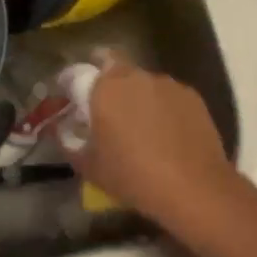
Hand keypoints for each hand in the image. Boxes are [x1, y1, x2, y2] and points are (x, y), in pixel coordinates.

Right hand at [59, 52, 237, 228]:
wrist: (195, 189)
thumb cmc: (134, 177)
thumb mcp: (90, 167)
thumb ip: (69, 141)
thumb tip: (62, 128)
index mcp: (105, 88)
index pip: (78, 72)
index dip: (70, 83)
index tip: (68, 98)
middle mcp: (135, 76)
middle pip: (112, 67)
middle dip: (104, 83)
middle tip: (103, 110)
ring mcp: (167, 83)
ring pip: (142, 81)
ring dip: (135, 95)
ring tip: (138, 125)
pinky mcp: (191, 95)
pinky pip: (166, 94)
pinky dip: (160, 106)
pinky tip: (165, 132)